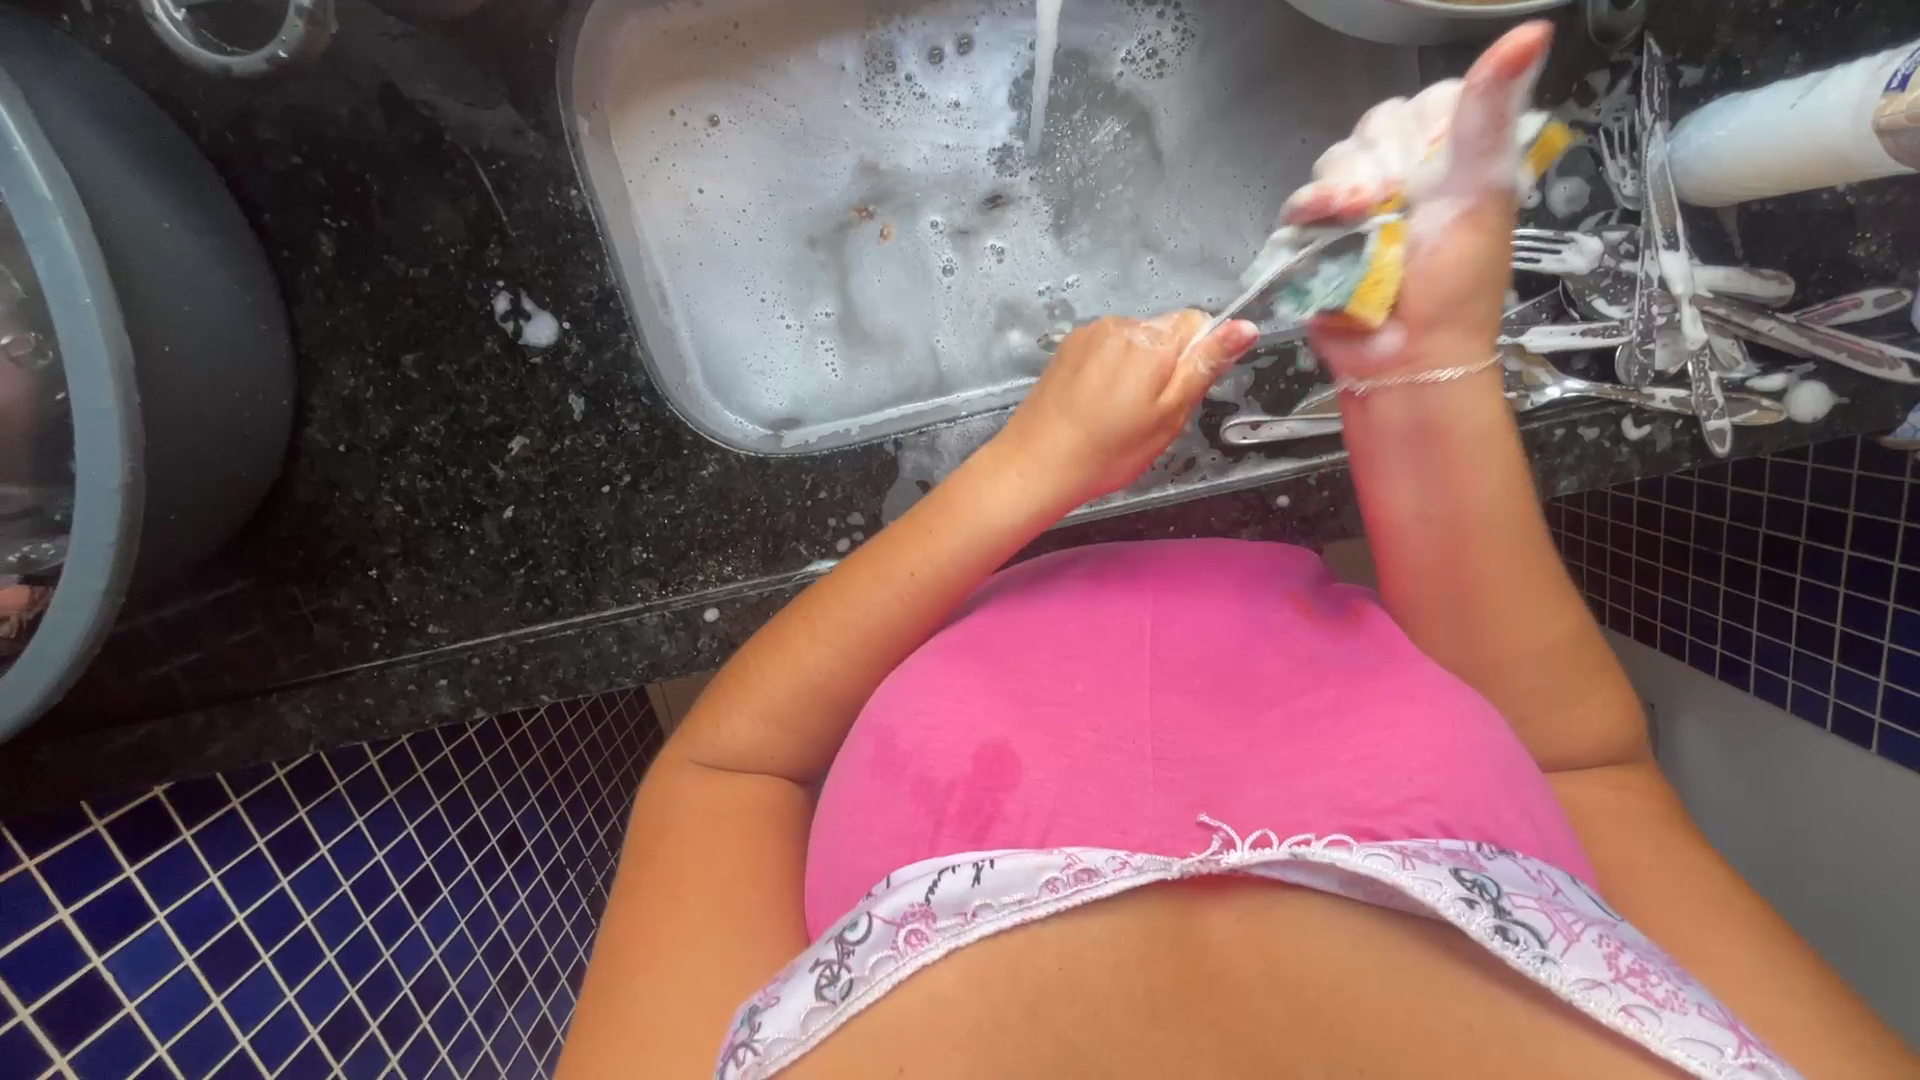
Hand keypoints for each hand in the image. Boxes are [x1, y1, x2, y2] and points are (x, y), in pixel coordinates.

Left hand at [991, 311, 1257, 503]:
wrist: (1036, 464)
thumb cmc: (1108, 451)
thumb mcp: (1169, 415)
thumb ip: (1206, 366)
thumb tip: (1246, 326)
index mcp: (1152, 340)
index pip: (1198, 323)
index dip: (1197, 358)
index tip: (1179, 394)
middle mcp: (1120, 326)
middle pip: (1164, 333)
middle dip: (1165, 367)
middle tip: (1147, 414)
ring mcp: (1089, 335)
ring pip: (1133, 344)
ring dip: (1135, 371)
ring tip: (1116, 415)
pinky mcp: (1067, 348)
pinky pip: (1104, 351)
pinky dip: (1107, 374)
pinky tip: (1094, 407)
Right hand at [1290, 21, 1553, 381]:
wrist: (1404, 357)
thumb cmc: (1455, 285)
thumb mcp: (1482, 193)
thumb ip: (1489, 115)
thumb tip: (1530, 31)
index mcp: (1458, 159)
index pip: (1434, 100)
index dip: (1427, 124)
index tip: (1437, 164)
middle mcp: (1407, 176)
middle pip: (1377, 125)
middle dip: (1383, 159)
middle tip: (1400, 200)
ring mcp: (1358, 207)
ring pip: (1336, 158)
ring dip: (1345, 182)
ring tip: (1361, 215)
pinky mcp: (1318, 237)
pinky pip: (1301, 200)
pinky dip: (1310, 205)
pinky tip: (1327, 217)